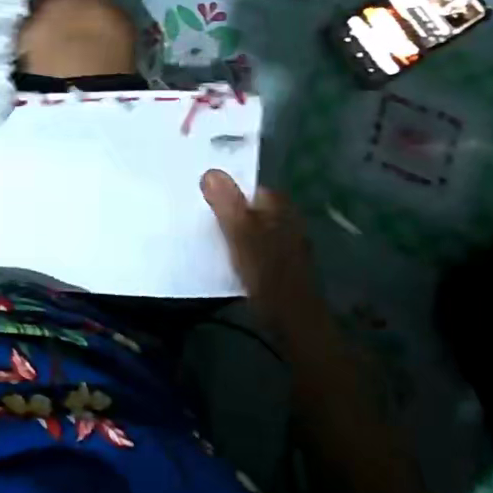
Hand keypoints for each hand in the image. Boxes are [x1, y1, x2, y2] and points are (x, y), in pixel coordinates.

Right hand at [201, 170, 315, 306]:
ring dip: (232, 232)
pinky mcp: (281, 263)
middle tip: (198, 219)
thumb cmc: (267, 272)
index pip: (246, 186)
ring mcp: (286, 241)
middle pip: (249, 207)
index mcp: (278, 205)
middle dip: (226, 211)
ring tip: (206, 239)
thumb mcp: (240, 234)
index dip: (223, 191)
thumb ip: (226, 203)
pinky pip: (254, 246)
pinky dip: (241, 249)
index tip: (200, 200)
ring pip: (251, 228)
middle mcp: (285, 218)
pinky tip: (226, 260)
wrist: (294, 320)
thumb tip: (211, 172)